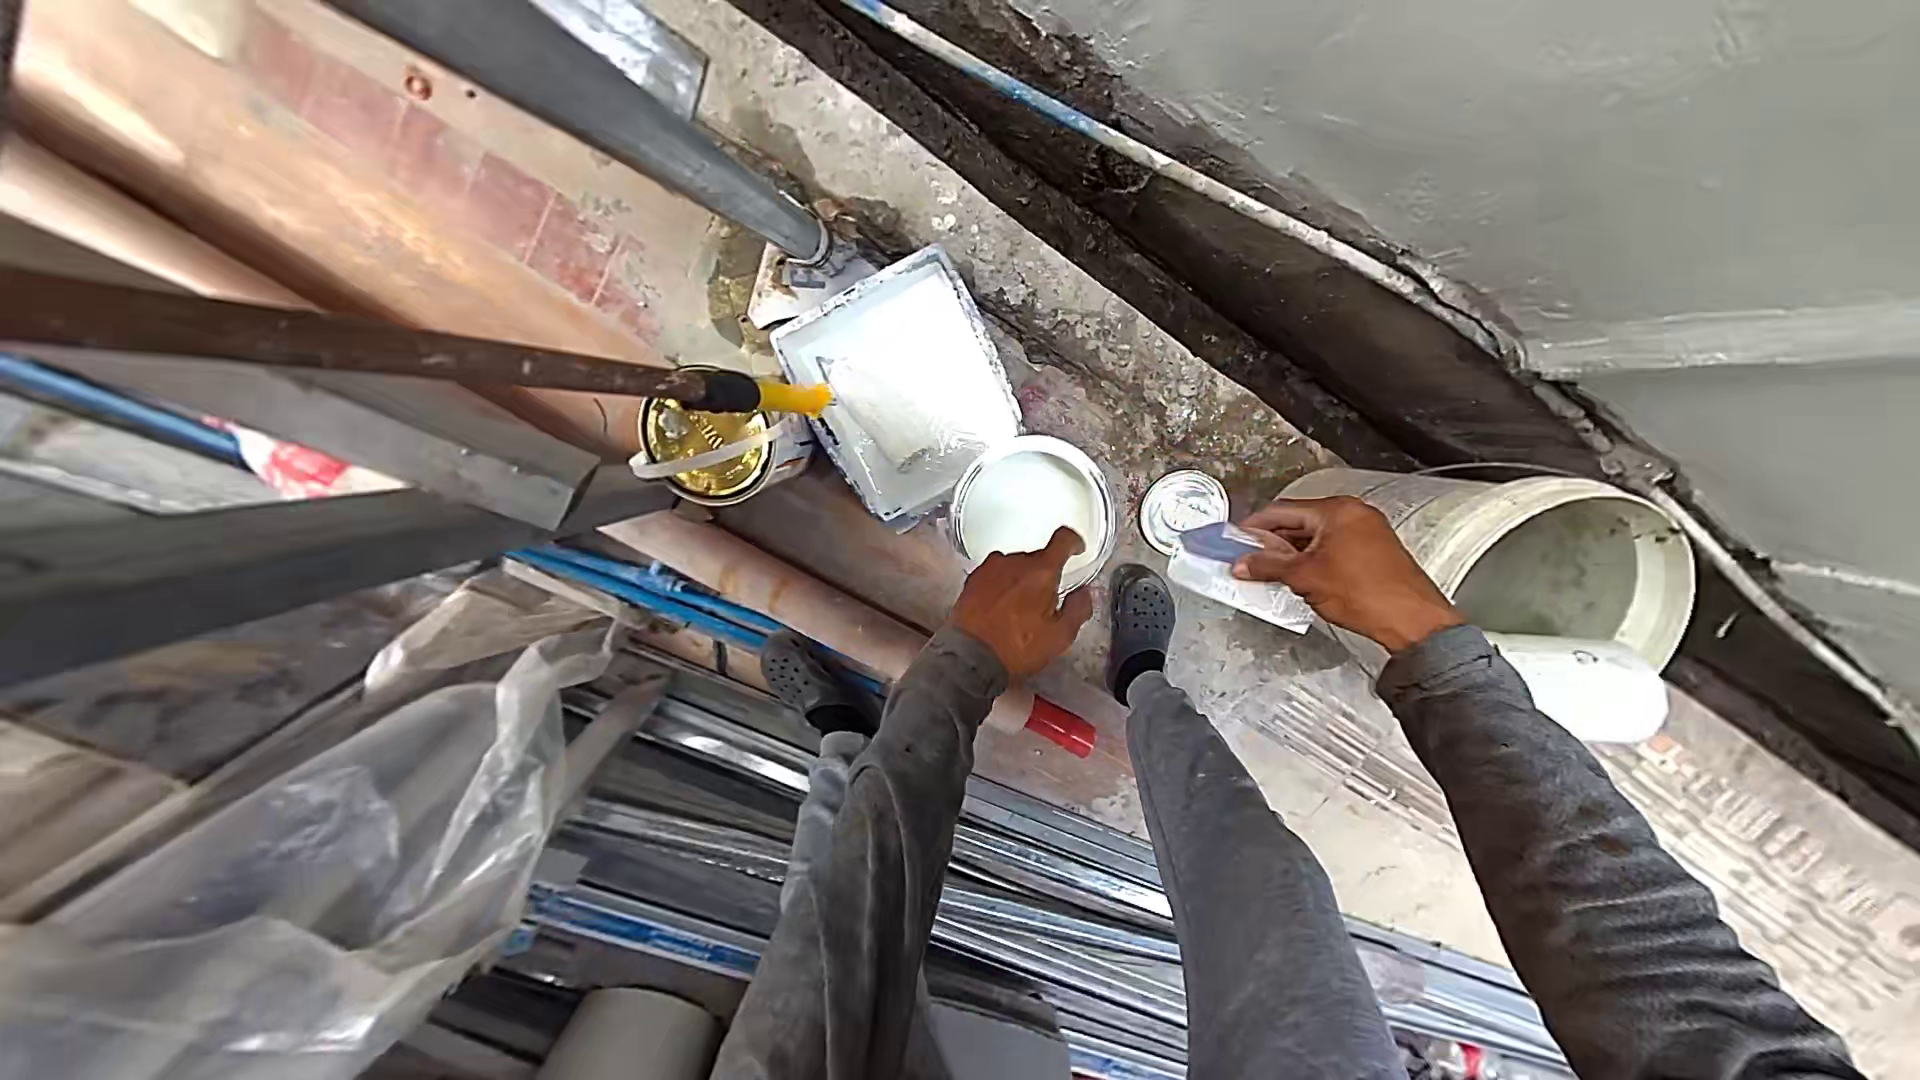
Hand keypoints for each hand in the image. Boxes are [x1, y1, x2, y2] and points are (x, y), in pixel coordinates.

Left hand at [950, 527, 1094, 678]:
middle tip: (1044, 605)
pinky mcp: (973, 579)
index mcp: (1041, 572)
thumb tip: (1084, 594)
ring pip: (1014, 567)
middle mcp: (1014, 562)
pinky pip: (995, 575)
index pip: (1063, 540)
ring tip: (1018, 612)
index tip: (1075, 547)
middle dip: (1044, 576)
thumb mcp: (1060, 636)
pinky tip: (1000, 610)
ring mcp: (990, 569)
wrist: (971, 658)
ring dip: (1021, 581)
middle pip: (1037, 558)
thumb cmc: (1014, 648)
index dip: (1073, 542)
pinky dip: (1001, 587)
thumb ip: (1078, 608)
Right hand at [1233, 496, 1464, 651]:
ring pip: (1313, 536)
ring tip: (1270, 571)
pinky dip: (1310, 559)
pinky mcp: (1372, 550)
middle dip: (1271, 541)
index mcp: (1337, 510)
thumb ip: (1266, 565)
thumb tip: (1243, 563)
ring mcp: (1366, 531)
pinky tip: (1297, 577)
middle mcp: (1353, 514)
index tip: (1237, 539)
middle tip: (1249, 558)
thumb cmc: (1367, 594)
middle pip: (1297, 521)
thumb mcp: (1303, 577)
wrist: (1412, 622)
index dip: (1254, 526)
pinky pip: (1330, 547)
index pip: (1281, 510)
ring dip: (1290, 552)